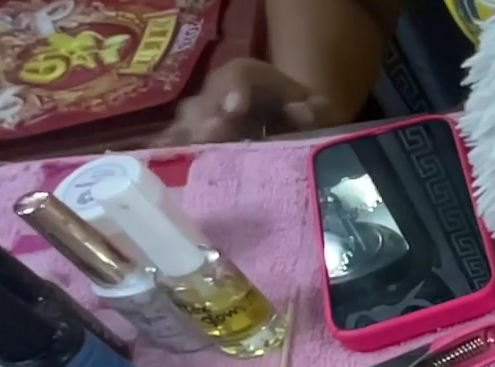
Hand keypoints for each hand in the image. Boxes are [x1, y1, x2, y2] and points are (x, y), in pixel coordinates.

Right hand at [156, 60, 337, 145]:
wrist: (298, 124)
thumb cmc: (311, 117)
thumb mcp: (323, 112)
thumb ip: (316, 111)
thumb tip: (301, 113)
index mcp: (256, 78)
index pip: (242, 75)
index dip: (235, 90)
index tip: (234, 111)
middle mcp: (224, 90)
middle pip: (209, 100)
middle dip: (208, 119)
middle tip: (211, 136)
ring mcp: (207, 112)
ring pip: (191, 120)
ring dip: (190, 137)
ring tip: (193, 155)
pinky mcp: (199, 135)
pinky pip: (181, 139)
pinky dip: (175, 150)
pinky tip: (170, 164)